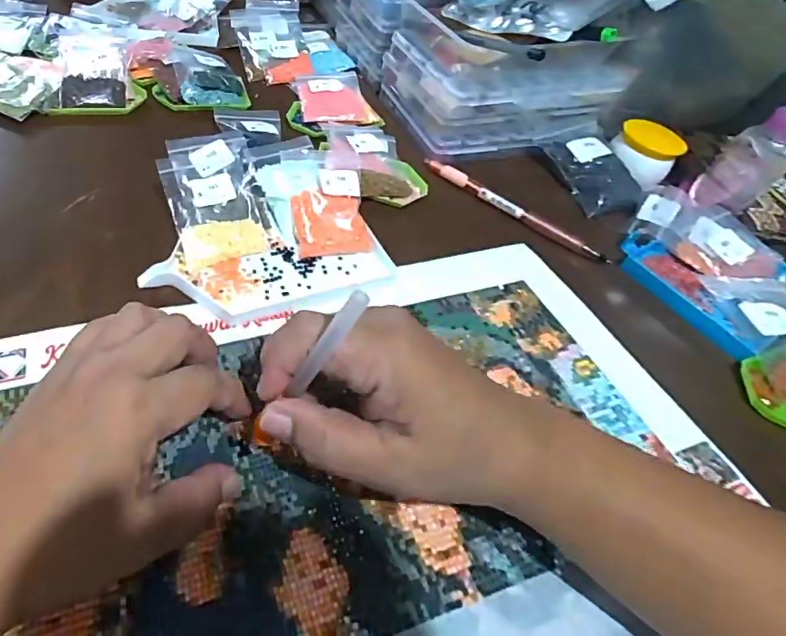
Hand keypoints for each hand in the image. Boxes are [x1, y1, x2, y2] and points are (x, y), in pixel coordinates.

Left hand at [0, 303, 250, 628]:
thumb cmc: (66, 544)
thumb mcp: (142, 536)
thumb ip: (196, 501)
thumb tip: (232, 477)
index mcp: (139, 406)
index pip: (203, 381)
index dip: (231, 394)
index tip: (240, 414)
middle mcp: (114, 368)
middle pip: (176, 331)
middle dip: (205, 351)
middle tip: (210, 386)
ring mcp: (81, 362)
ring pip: (137, 316)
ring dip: (166, 332)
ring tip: (173, 366)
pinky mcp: (56, 368)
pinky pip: (102, 325)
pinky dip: (127, 331)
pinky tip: (128, 361)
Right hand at [256, 306, 558, 508]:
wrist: (517, 446)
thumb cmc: (456, 459)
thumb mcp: (386, 465)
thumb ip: (324, 439)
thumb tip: (268, 415)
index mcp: (379, 346)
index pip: (305, 335)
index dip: (276, 367)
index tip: (268, 412)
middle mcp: (379, 319)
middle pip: (308, 326)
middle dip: (285, 367)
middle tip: (287, 416)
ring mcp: (387, 320)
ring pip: (320, 330)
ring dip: (303, 367)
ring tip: (313, 414)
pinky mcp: (391, 330)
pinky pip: (340, 336)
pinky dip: (324, 364)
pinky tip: (338, 401)